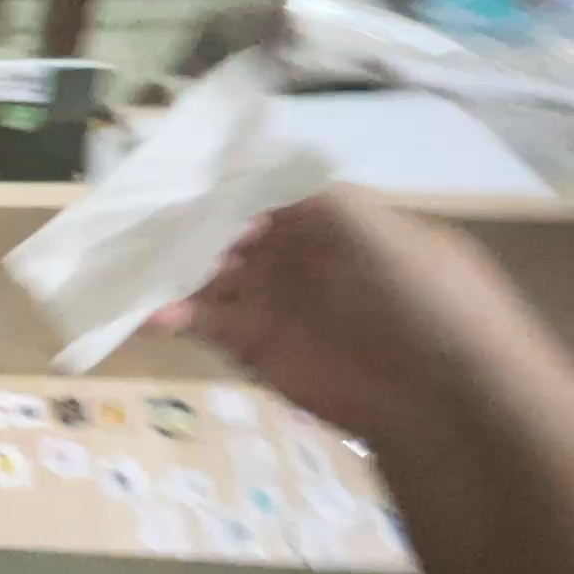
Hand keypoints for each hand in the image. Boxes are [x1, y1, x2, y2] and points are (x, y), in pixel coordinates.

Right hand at [155, 187, 573, 446]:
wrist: (445, 399)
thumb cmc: (422, 301)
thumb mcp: (381, 230)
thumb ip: (313, 196)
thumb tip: (243, 174)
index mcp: (324, 224)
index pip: (257, 195)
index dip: (218, 189)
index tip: (173, 185)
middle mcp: (290, 257)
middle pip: (220, 234)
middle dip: (181, 230)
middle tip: (136, 227)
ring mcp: (266, 301)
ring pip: (201, 277)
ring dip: (167, 273)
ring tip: (128, 269)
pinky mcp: (248, 343)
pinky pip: (199, 321)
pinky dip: (170, 315)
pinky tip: (150, 314)